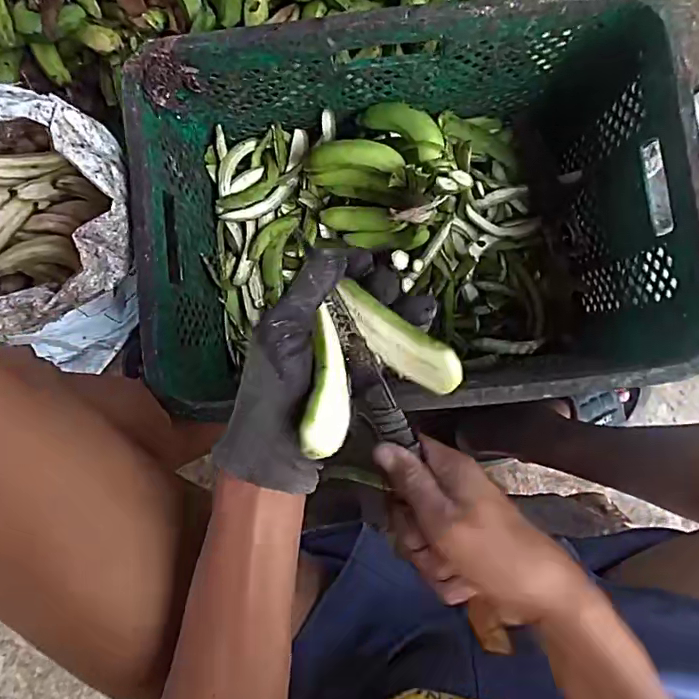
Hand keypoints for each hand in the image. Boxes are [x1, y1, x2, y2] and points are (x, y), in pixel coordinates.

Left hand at [214, 249, 437, 493]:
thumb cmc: (274, 386)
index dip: (352, 262)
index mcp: (302, 308)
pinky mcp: (368, 370)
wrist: (283, 447)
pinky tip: (424, 316)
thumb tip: (331, 252)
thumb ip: (307, 291)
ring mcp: (350, 347)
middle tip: (393, 281)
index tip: (369, 260)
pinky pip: (392, 345)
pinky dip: (411, 331)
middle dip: (381, 282)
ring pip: (383, 316)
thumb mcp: (282, 331)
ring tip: (418, 298)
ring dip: (402, 304)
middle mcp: (328, 323)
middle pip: (363, 292)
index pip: (331, 273)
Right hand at [374, 436, 598, 626]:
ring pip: (417, 540)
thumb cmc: (494, 552)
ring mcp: (457, 524)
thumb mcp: (443, 517)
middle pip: (405, 505)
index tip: (394, 499)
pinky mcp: (461, 552)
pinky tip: (465, 582)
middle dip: (412, 534)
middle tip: (430, 542)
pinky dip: (446, 578)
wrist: (539, 597)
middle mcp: (453, 491)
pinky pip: (434, 563)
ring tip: (455, 567)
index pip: (408, 451)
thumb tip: (382, 445)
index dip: (392, 473)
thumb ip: (410, 482)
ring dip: (430, 562)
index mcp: (451, 470)